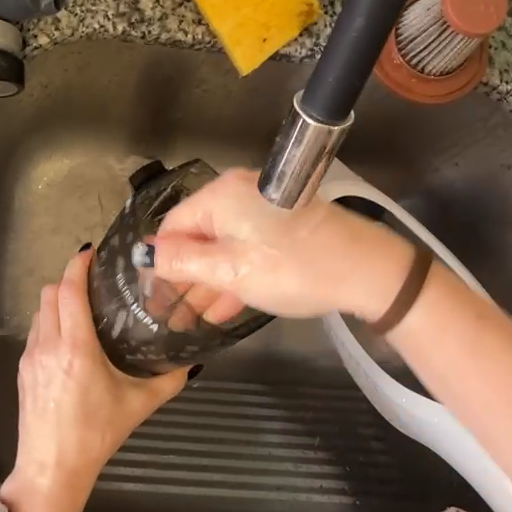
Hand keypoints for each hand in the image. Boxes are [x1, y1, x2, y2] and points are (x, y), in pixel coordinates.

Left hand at [6, 249, 189, 511]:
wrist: (52, 468)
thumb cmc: (95, 435)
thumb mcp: (138, 405)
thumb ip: (168, 380)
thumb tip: (192, 361)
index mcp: (75, 347)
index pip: (69, 289)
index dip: (78, 265)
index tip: (92, 253)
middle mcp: (47, 345)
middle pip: (50, 293)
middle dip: (69, 280)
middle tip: (95, 281)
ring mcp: (30, 358)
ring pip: (39, 312)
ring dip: (58, 301)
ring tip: (84, 307)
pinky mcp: (23, 371)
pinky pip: (35, 333)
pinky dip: (50, 323)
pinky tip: (70, 337)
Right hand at [149, 168, 415, 321]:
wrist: (366, 271)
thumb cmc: (292, 269)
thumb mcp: (229, 271)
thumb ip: (182, 262)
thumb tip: (145, 255)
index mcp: (220, 196)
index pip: (172, 226)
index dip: (160, 261)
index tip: (154, 295)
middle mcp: (238, 193)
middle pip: (196, 235)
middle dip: (184, 274)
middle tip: (171, 311)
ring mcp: (263, 209)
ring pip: (222, 245)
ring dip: (208, 280)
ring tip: (193, 317)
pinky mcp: (283, 225)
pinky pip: (245, 247)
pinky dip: (233, 274)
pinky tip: (223, 307)